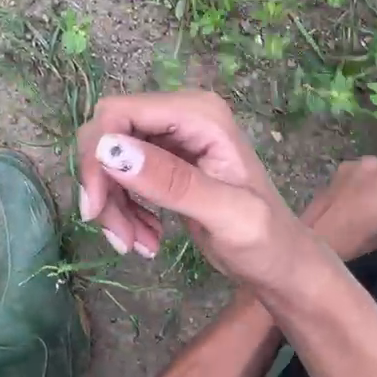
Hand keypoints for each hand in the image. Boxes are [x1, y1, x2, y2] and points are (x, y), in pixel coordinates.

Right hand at [76, 92, 314, 288]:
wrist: (280, 264)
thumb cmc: (266, 241)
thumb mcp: (226, 215)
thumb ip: (173, 182)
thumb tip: (112, 151)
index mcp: (199, 114)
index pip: (119, 112)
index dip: (97, 154)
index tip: (95, 207)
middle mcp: (181, 115)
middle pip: (107, 134)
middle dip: (103, 186)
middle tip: (117, 235)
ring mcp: (171, 137)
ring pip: (108, 159)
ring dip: (112, 206)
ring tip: (136, 244)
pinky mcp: (162, 162)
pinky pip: (119, 176)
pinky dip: (122, 210)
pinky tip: (144, 238)